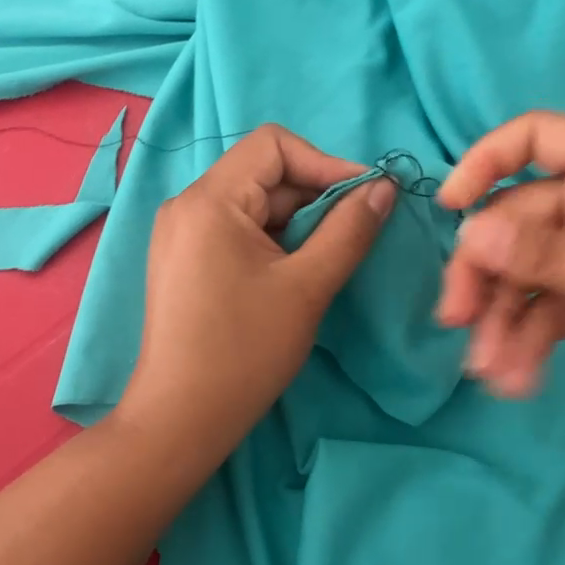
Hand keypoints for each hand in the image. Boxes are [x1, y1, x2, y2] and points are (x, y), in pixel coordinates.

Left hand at [118, 125, 394, 454]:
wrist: (181, 419)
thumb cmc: (244, 351)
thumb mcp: (307, 287)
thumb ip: (349, 230)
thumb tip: (384, 187)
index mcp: (209, 199)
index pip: (274, 145)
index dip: (326, 163)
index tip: (366, 197)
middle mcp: (187, 204)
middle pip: (263, 171)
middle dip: (314, 194)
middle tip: (356, 230)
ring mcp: (180, 232)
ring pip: (253, 201)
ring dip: (297, 219)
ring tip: (328, 255)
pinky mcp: (183, 258)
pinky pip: (236, 226)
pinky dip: (273, 237)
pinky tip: (295, 269)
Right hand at [436, 112, 564, 418]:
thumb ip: (550, 254)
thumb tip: (468, 231)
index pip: (539, 139)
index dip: (487, 161)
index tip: (449, 208)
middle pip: (517, 221)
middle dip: (486, 271)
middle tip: (456, 319)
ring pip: (526, 274)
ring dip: (502, 319)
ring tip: (490, 370)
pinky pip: (547, 313)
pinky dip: (527, 342)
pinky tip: (515, 380)